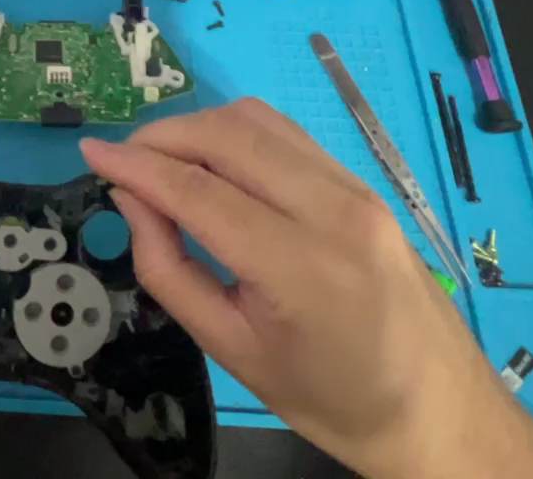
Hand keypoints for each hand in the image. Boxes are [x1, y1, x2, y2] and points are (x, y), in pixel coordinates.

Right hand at [80, 100, 532, 478]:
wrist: (442, 412)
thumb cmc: (329, 397)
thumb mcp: (232, 348)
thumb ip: (167, 267)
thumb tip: (131, 198)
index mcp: (302, 268)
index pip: (197, 192)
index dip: (134, 166)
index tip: (90, 153)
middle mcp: (334, 210)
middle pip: (225, 135)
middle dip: (160, 136)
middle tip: (124, 162)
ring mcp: (355, 187)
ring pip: (253, 119)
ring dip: (195, 127)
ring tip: (163, 161)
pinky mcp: (360, 180)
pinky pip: (282, 131)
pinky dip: (232, 132)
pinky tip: (212, 162)